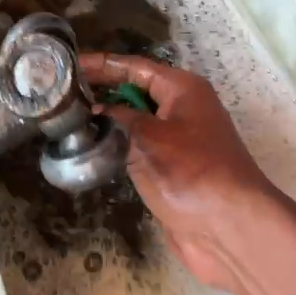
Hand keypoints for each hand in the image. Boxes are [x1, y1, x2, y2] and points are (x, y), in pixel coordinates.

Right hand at [81, 53, 282, 293]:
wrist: (232, 230)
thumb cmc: (191, 172)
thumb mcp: (149, 138)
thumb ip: (118, 120)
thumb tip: (96, 111)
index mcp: (182, 89)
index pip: (134, 67)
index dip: (101, 64)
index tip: (70, 64)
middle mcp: (183, 109)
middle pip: (136, 92)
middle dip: (103, 92)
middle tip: (63, 93)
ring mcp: (179, 142)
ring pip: (137, 123)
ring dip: (109, 122)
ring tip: (69, 120)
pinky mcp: (174, 172)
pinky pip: (141, 150)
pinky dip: (119, 148)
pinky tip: (92, 151)